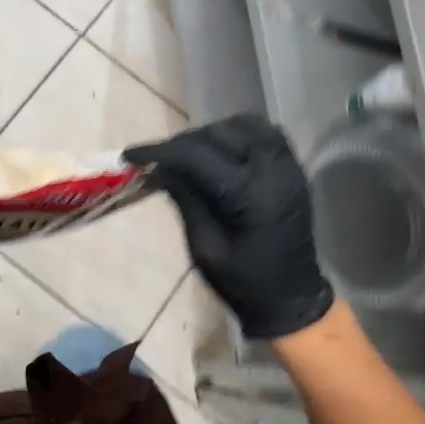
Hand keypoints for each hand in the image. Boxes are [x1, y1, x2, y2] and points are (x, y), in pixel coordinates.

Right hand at [125, 115, 332, 340]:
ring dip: (212, 133)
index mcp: (247, 194)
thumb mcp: (205, 247)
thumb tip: (161, 168)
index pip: (195, 155)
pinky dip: (240, 134)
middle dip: (183, 143)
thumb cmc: (244, 282)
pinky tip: (222, 151)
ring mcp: (287, 166)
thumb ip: (185, 200)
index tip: (130, 154)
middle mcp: (271, 169)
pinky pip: (266, 134)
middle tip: (160, 160)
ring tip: (190, 154)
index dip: (159, 151)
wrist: (292, 298)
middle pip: (218, 134)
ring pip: (244, 125)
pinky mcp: (293, 169)